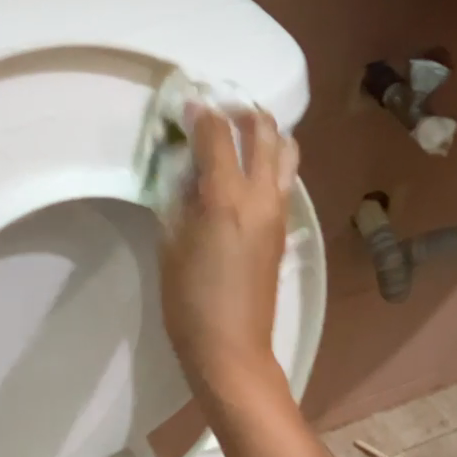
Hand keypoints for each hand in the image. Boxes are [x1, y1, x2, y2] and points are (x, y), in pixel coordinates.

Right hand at [159, 106, 299, 387]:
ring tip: (241, 138)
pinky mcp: (283, 231)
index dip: (200, 115)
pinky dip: (271, 163)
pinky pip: (284, 180)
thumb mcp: (171, 249)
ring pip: (286, 152)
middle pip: (263, 131)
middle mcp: (261, 196)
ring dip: (265, 134)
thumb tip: (185, 174)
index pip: (217, 136)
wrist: (232, 349)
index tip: (186, 107)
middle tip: (219, 113)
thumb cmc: (190, 305)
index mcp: (226, 199)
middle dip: (241, 112)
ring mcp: (278, 213)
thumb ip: (178, 203)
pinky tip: (249, 174)